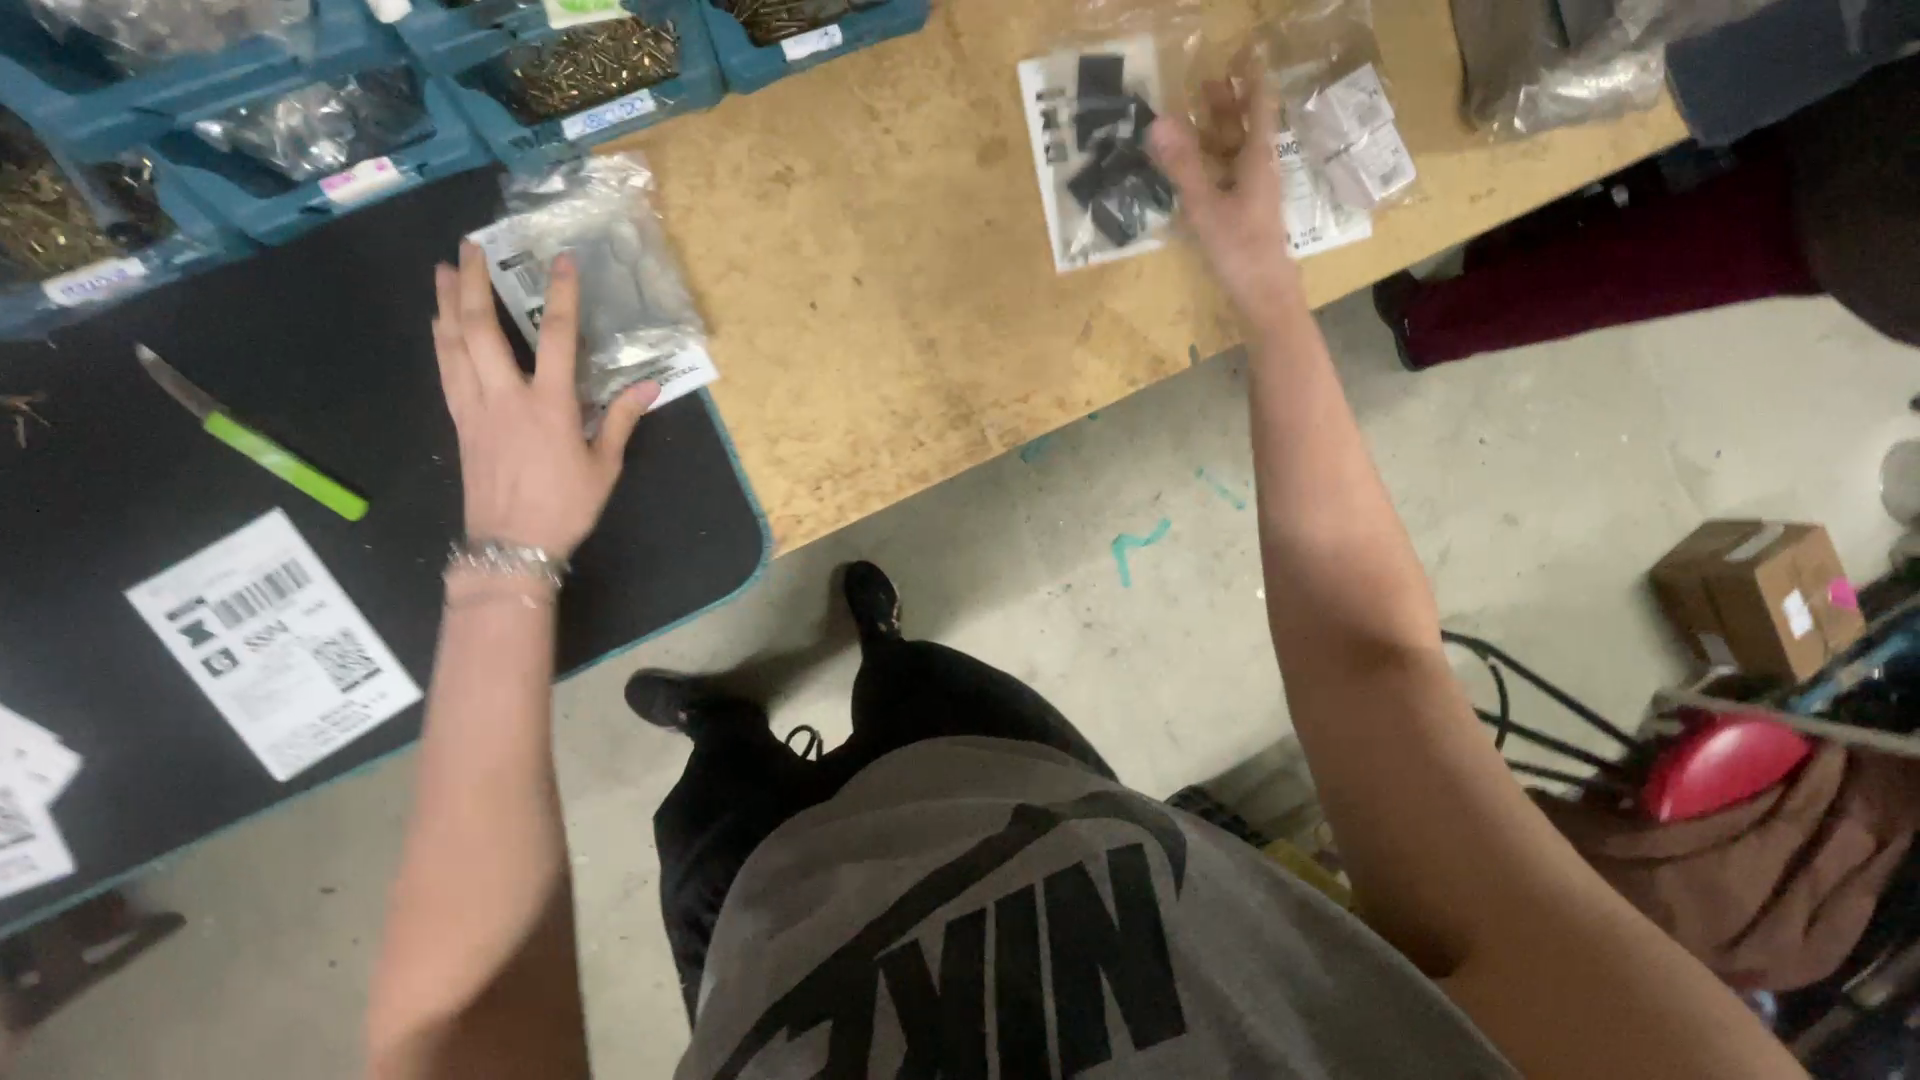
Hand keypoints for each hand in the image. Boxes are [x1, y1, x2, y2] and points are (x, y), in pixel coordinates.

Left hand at [432, 243, 659, 560]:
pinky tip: (439, 325)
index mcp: (549, 406)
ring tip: (440, 270)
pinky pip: (445, 370)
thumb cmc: (565, 506)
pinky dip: (441, 340)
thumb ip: (620, 420)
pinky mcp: (460, 422)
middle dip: (471, 282)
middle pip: (480, 328)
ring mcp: (475, 408)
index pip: (557, 338)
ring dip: (444, 302)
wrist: (511, 544)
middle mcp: (505, 396)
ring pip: (452, 344)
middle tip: (468, 246)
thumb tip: (649, 388)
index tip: (562, 261)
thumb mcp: (604, 467)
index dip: (562, 296)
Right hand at [1148, 82, 1305, 329]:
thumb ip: (1182, 166)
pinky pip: (1227, 177)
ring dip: (1215, 135)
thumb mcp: (1205, 207)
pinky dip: (1211, 165)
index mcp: (1257, 160)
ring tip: (1189, 121)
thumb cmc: (1240, 250)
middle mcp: (1259, 171)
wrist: (1264, 296)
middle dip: (1226, 105)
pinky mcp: (1244, 215)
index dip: (1249, 79)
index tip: (1239, 56)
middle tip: (1202, 84)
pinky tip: (1192, 170)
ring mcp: (1253, 194)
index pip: (1258, 106)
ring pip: (1235, 154)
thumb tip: (1158, 123)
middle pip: (1245, 128)